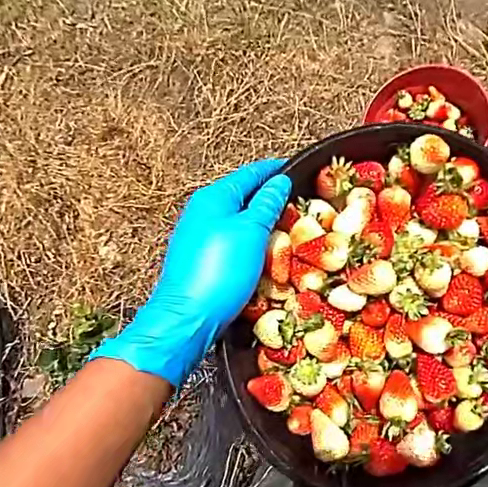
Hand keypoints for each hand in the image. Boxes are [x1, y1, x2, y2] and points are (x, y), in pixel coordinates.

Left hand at [89, 160, 292, 385]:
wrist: (188, 319)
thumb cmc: (218, 273)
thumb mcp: (251, 231)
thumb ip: (267, 204)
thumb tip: (279, 182)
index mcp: (213, 198)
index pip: (250, 173)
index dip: (275, 170)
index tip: (296, 168)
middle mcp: (202, 214)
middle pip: (243, 197)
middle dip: (270, 198)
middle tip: (299, 200)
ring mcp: (200, 239)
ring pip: (238, 222)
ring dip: (262, 223)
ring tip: (288, 227)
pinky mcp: (202, 263)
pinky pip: (234, 245)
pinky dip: (252, 245)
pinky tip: (265, 254)